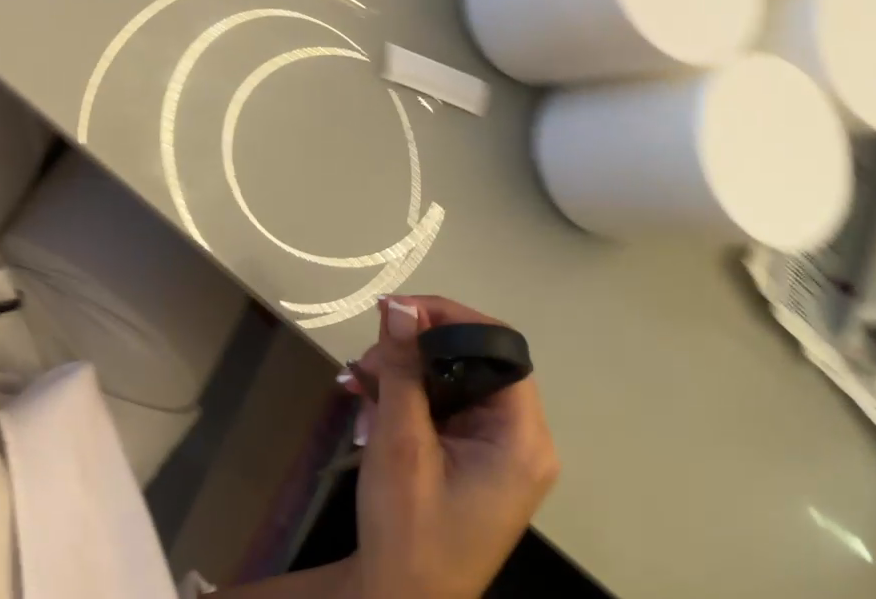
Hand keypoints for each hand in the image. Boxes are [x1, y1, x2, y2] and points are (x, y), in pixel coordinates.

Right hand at [343, 296, 558, 598]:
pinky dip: (404, 397)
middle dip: (412, 351)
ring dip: (400, 374)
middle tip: (363, 362)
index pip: (499, 348)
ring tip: (355, 385)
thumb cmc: (409, 527)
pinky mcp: (473, 458)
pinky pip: (442, 406)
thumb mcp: (400, 443)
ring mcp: (497, 451)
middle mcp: (520, 439)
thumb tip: (399, 306)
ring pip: (451, 381)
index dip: (449, 319)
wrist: (404, 598)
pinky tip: (367, 403)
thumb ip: (402, 371)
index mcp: (520, 438)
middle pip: (472, 362)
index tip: (393, 312)